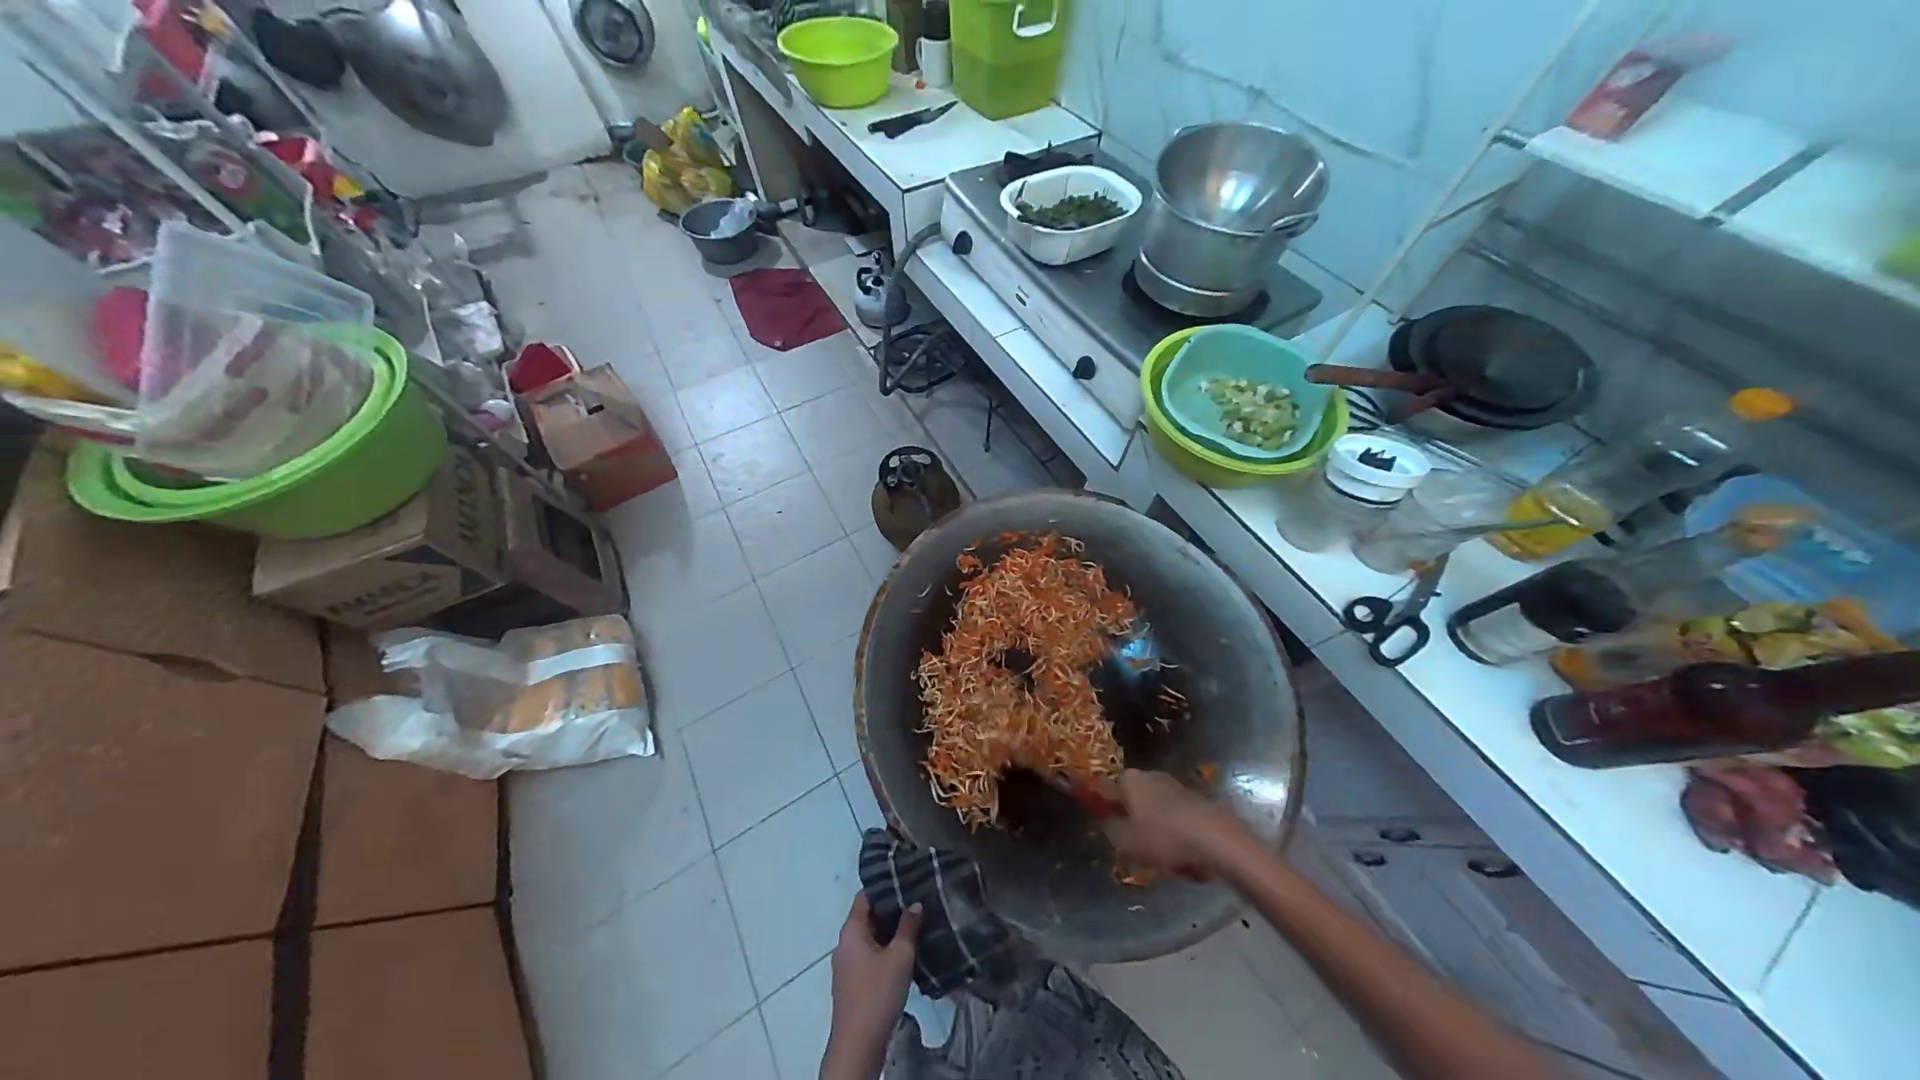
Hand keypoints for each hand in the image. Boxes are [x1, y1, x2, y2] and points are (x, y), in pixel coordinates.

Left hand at [825, 893, 921, 1075]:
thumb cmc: (877, 993)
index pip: (864, 897)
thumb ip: (908, 927)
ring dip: (889, 932)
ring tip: (914, 924)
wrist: (858, 1044)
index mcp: (851, 931)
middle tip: (915, 900)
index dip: (883, 887)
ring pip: (869, 939)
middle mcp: (844, 944)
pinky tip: (904, 953)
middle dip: (889, 910)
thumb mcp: (900, 956)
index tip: (904, 879)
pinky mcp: (852, 984)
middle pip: (866, 917)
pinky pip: (868, 956)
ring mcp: (846, 965)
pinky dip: (884, 950)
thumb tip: (914, 903)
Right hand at [1103, 769, 1249, 876]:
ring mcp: (1176, 787)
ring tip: (1159, 858)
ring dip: (1153, 829)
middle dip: (1130, 818)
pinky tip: (1180, 856)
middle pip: (1132, 799)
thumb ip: (1109, 827)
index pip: (1104, 788)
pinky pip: (1175, 820)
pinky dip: (1174, 834)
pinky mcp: (1197, 802)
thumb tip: (1104, 819)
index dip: (1097, 801)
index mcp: (1129, 780)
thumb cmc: (1164, 838)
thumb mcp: (1125, 840)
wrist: (1219, 840)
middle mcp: (1151, 776)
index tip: (1095, 815)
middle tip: (1131, 845)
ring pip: (1155, 811)